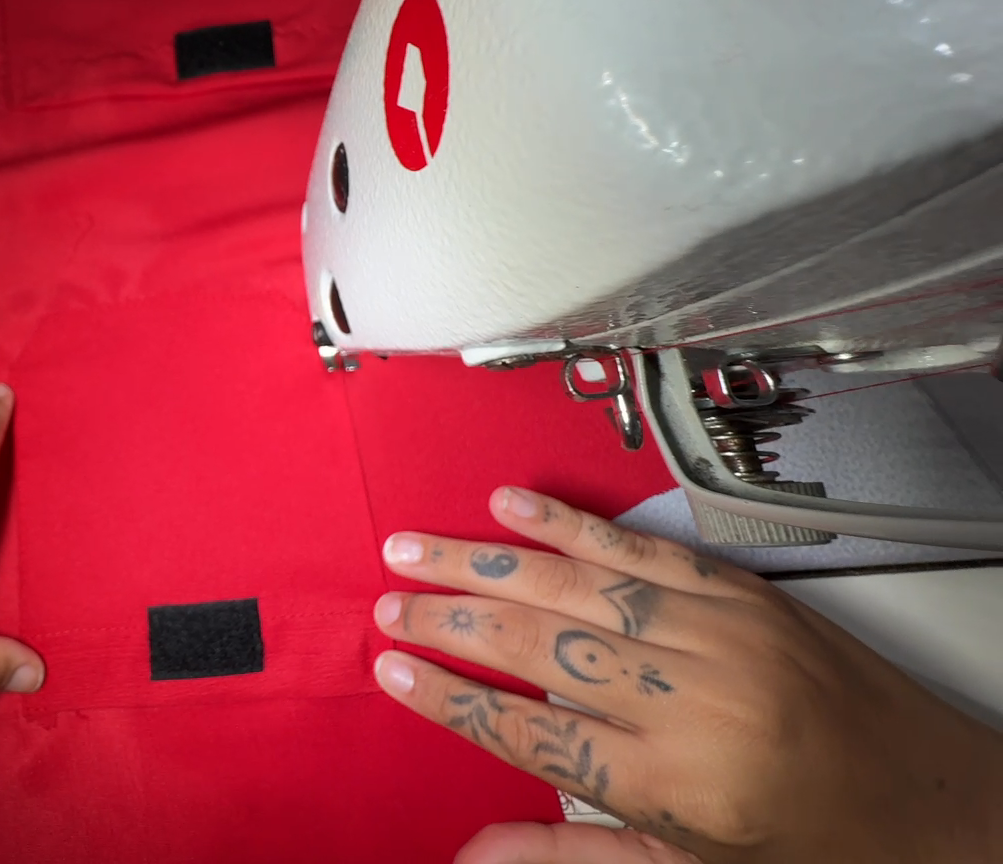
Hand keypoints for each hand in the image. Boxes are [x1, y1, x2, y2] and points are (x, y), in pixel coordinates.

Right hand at [371, 487, 1002, 863]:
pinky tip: (505, 504)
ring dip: (477, 562)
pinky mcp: (741, 593)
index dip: (450, 699)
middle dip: (446, 622)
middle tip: (387, 606)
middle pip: (538, 648)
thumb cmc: (819, 852)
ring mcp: (722, 636)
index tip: (391, 668)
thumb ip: (571, 852)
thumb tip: (468, 856)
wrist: (965, 815)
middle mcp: (701, 705)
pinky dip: (561, 520)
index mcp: (688, 788)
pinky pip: (634, 545)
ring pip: (569, 585)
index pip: (532, 733)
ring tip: (410, 551)